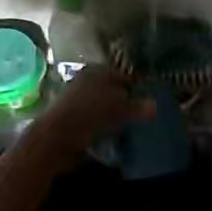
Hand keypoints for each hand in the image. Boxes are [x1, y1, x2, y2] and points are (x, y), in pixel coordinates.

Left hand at [29, 67, 153, 166]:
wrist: (56, 137)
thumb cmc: (91, 114)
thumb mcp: (121, 109)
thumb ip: (139, 107)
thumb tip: (155, 106)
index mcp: (97, 72)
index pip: (123, 76)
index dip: (137, 88)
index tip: (149, 100)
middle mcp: (85, 82)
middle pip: (111, 92)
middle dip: (125, 103)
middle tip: (142, 117)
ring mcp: (75, 102)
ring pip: (102, 107)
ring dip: (114, 117)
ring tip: (129, 129)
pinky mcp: (70, 120)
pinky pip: (93, 122)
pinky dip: (102, 128)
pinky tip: (112, 138)